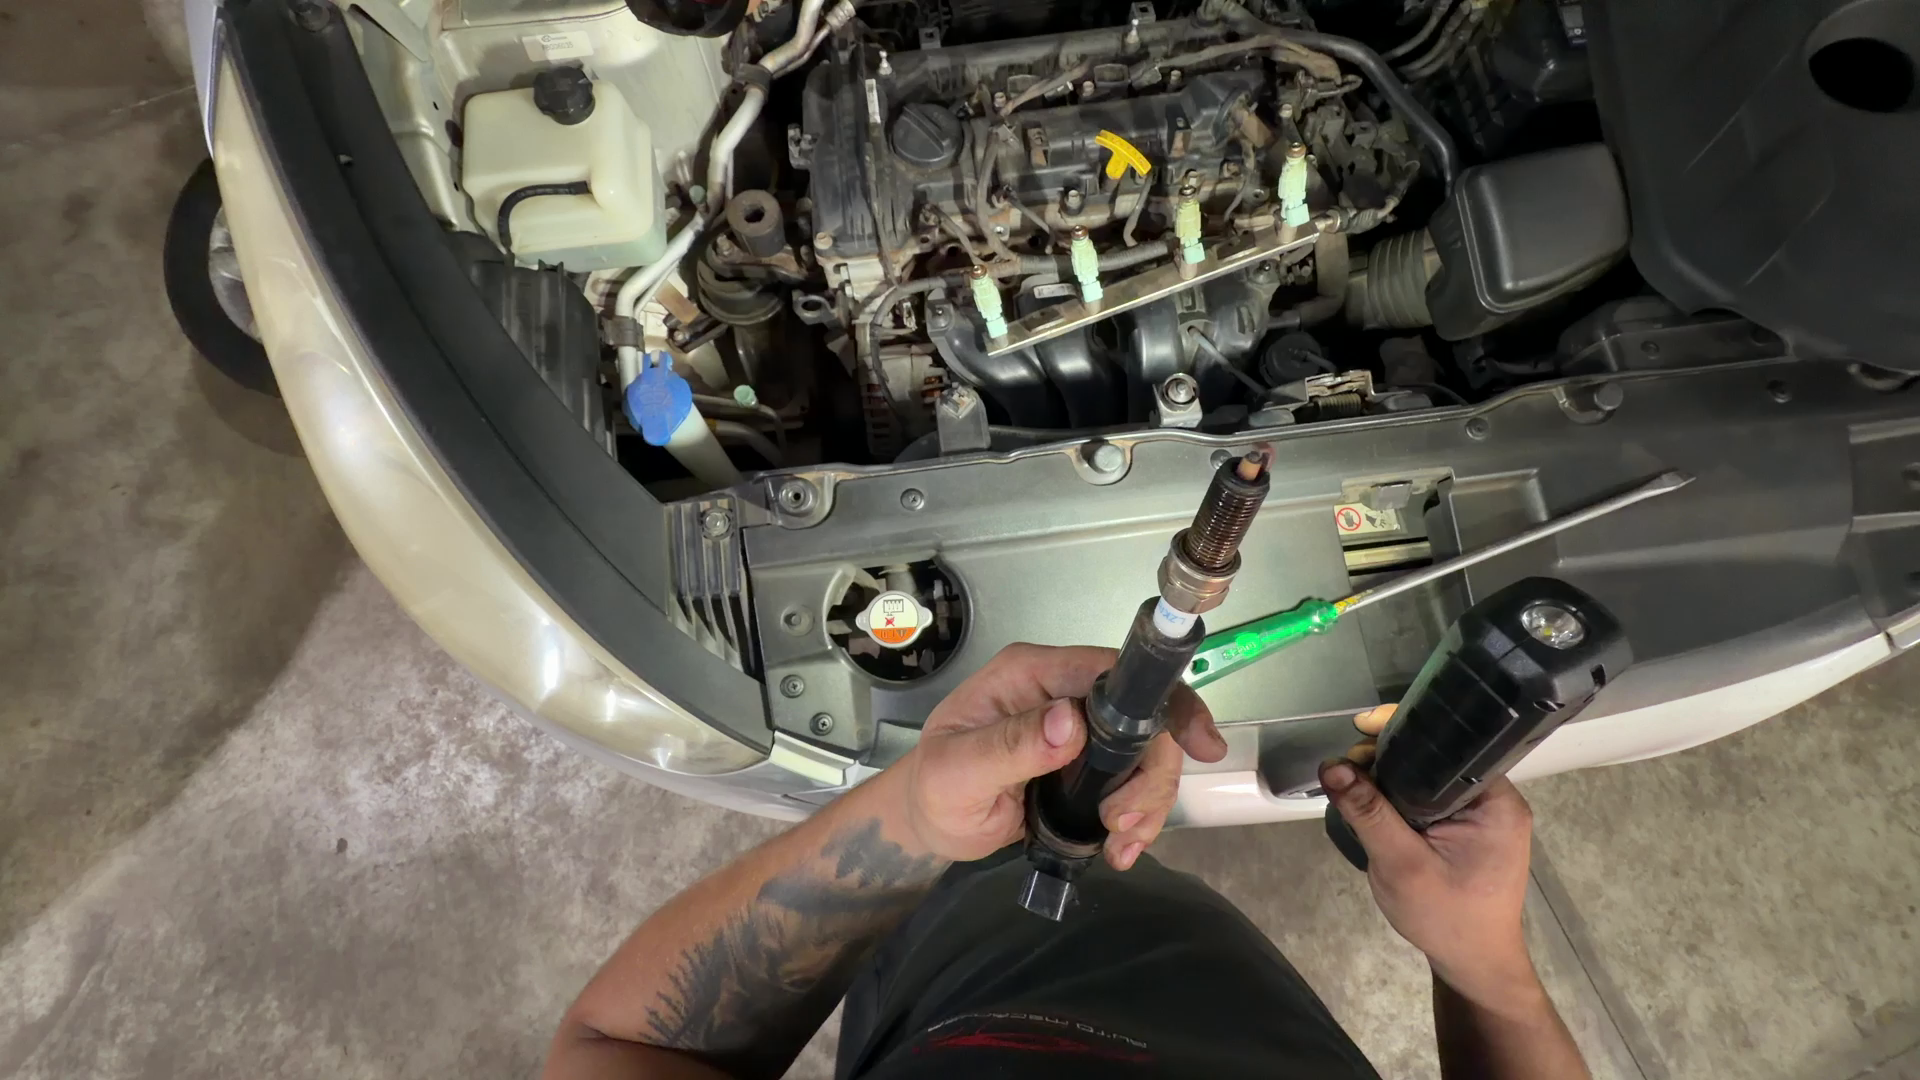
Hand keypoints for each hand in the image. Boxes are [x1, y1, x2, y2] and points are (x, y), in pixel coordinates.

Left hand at [889, 643, 1226, 867]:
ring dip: (1147, 803)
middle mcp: (1062, 693)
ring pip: (1145, 755)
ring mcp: (1076, 730)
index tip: (1198, 744)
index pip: (1110, 670)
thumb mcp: (959, 769)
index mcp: (1032, 674)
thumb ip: (1011, 744)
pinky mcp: (1086, 766)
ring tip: (1121, 844)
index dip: (1161, 699)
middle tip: (1125, 824)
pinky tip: (1121, 848)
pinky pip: (1132, 783)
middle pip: (1141, 718)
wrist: (930, 822)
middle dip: (1150, 774)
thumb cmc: (935, 787)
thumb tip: (1068, 721)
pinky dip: (1138, 817)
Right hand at [1318, 705, 1538, 1009]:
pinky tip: (1366, 798)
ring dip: (1384, 774)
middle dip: (1385, 753)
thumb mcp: (1401, 863)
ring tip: (1349, 784)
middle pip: (1432, 755)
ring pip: (1421, 773)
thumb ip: (1368, 811)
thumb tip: (1331, 764)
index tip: (1362, 729)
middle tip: (1346, 767)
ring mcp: (1476, 812)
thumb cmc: (1447, 917)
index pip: (1451, 744)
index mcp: (1495, 802)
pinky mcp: (1459, 825)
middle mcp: (1491, 799)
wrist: (1470, 965)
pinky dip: (1391, 791)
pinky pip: (1421, 793)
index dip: (1404, 729)